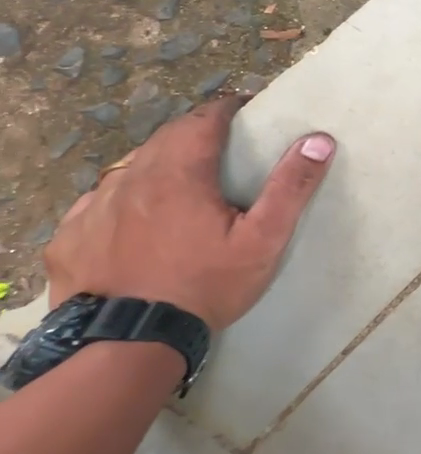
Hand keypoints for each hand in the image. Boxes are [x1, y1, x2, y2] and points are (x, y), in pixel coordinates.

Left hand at [45, 98, 334, 332]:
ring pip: (127, 169)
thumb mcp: (264, 239)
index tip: (246, 110)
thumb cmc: (206, 285)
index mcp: (177, 176)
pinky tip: (135, 219)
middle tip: (222, 145)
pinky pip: (97, 203)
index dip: (225, 109)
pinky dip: (121, 199)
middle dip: (194, 133)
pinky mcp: (68, 240)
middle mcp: (129, 183)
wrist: (127, 343)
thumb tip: (318, 140)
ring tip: (181, 182)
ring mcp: (92, 212)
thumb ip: (290, 186)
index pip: (200, 121)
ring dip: (157, 164)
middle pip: (162, 140)